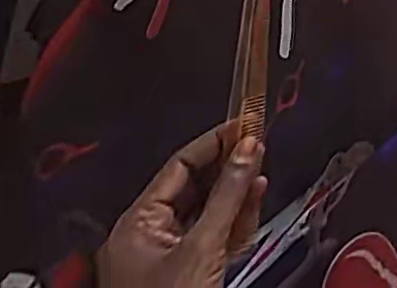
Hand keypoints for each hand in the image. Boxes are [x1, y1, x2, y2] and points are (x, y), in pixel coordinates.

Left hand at [97, 121, 267, 287]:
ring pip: (208, 208)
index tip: (244, 124)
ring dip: (237, 192)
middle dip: (229, 168)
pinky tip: (252, 205)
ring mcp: (168, 257)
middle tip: (257, 147)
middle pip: (196, 185)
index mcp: (138, 225)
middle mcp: (149, 237)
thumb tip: (247, 147)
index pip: (180, 165)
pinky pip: (213, 233)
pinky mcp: (187, 273)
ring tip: (259, 177)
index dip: (214, 142)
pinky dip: (235, 219)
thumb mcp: (203, 247)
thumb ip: (228, 193)